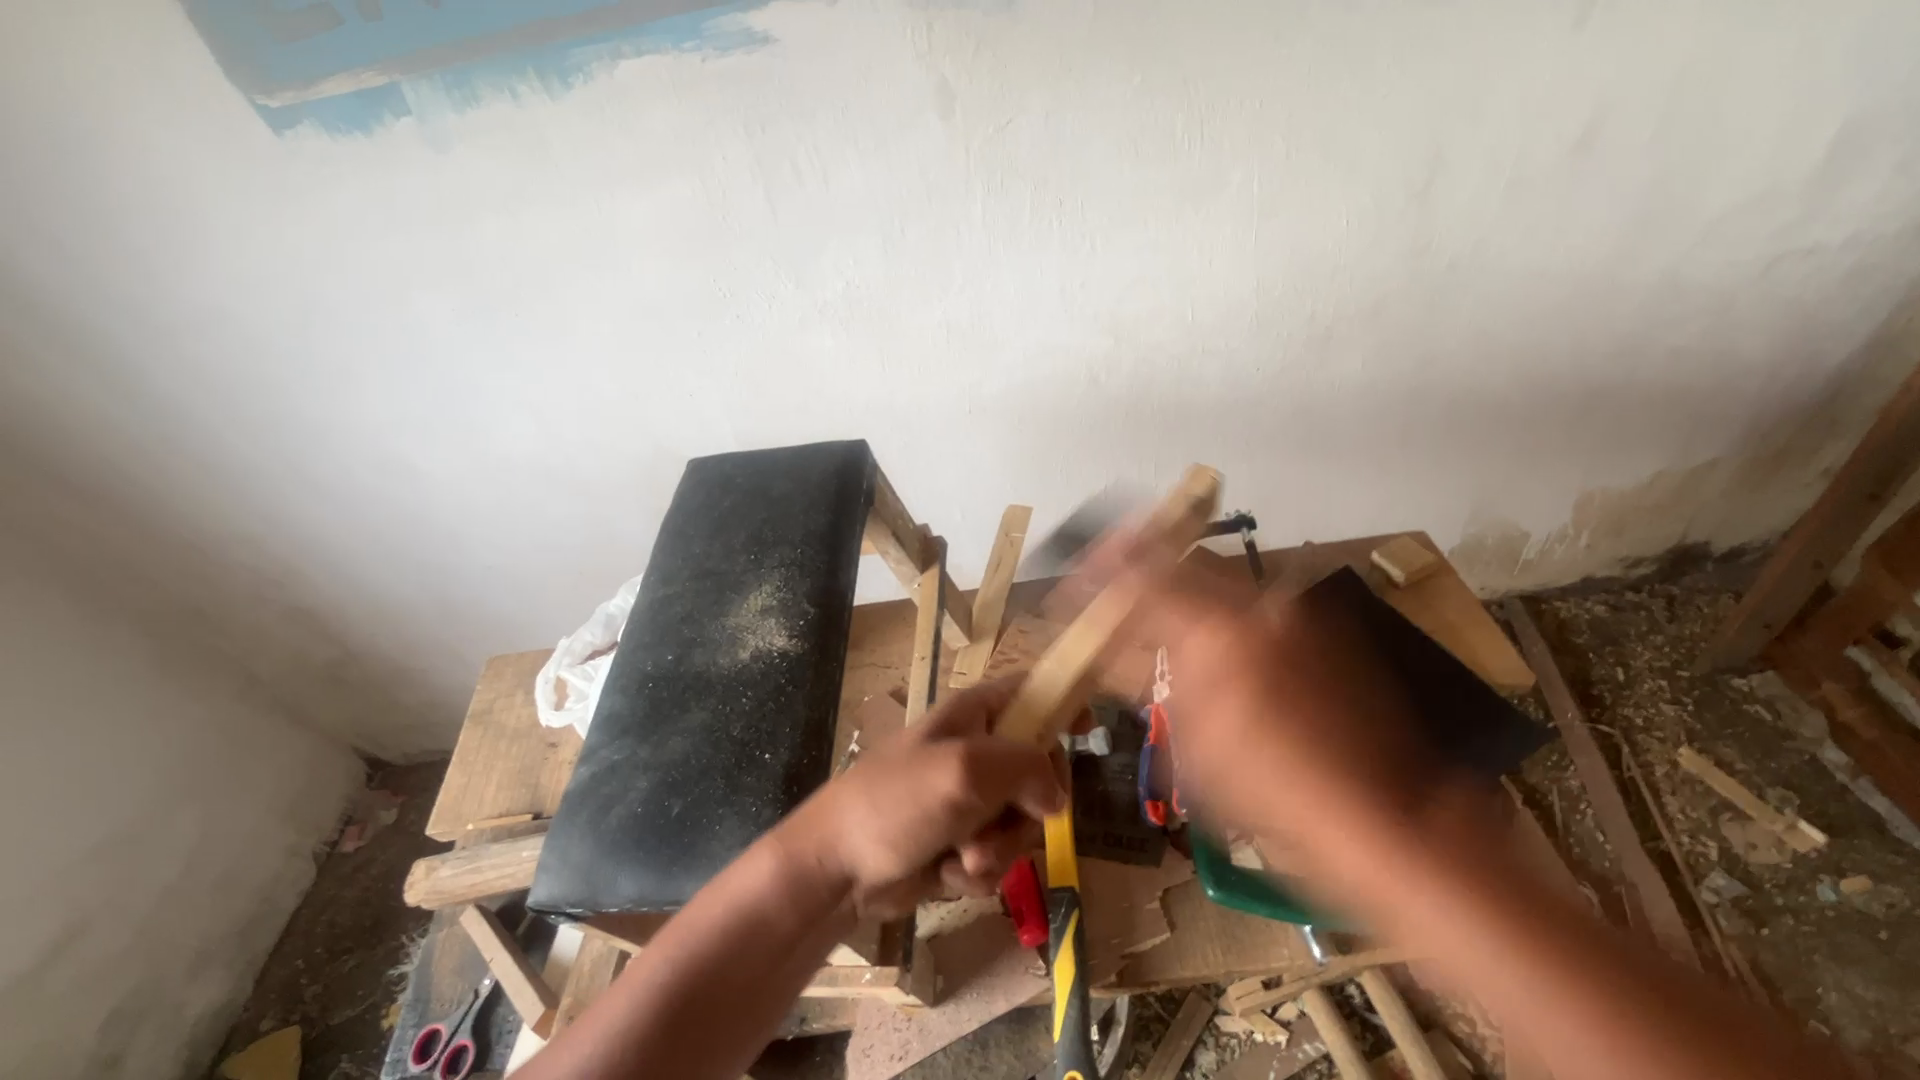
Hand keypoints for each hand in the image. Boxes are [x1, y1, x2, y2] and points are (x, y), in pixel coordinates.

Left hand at [779, 679, 1066, 919]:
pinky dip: (976, 871)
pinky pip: (998, 858)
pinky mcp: (961, 843)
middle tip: (1003, 814)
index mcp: (976, 714)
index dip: (1065, 703)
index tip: (1091, 728)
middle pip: (1042, 772)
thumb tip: (1055, 800)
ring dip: (998, 849)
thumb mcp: (968, 769)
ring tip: (961, 853)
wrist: (839, 866)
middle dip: (1028, 808)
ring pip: (1023, 825)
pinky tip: (946, 872)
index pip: (1033, 692)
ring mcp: (969, 801)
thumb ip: (1028, 769)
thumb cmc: (898, 800)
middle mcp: (977, 752)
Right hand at [1077, 539, 1432, 869]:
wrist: (1388, 818)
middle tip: (1115, 599)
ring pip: (1223, 589)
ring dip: (1186, 603)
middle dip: (1143, 576)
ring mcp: (1300, 615)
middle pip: (1183, 566)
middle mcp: (1260, 606)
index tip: (1077, 574)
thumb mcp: (1192, 747)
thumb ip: (1150, 682)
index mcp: (1218, 633)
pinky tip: (1223, 659)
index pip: (1142, 574)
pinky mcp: (1328, 631)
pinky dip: (1228, 623)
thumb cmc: (1275, 800)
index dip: (1102, 566)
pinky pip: (1259, 611)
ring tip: (1166, 637)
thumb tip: (1113, 650)